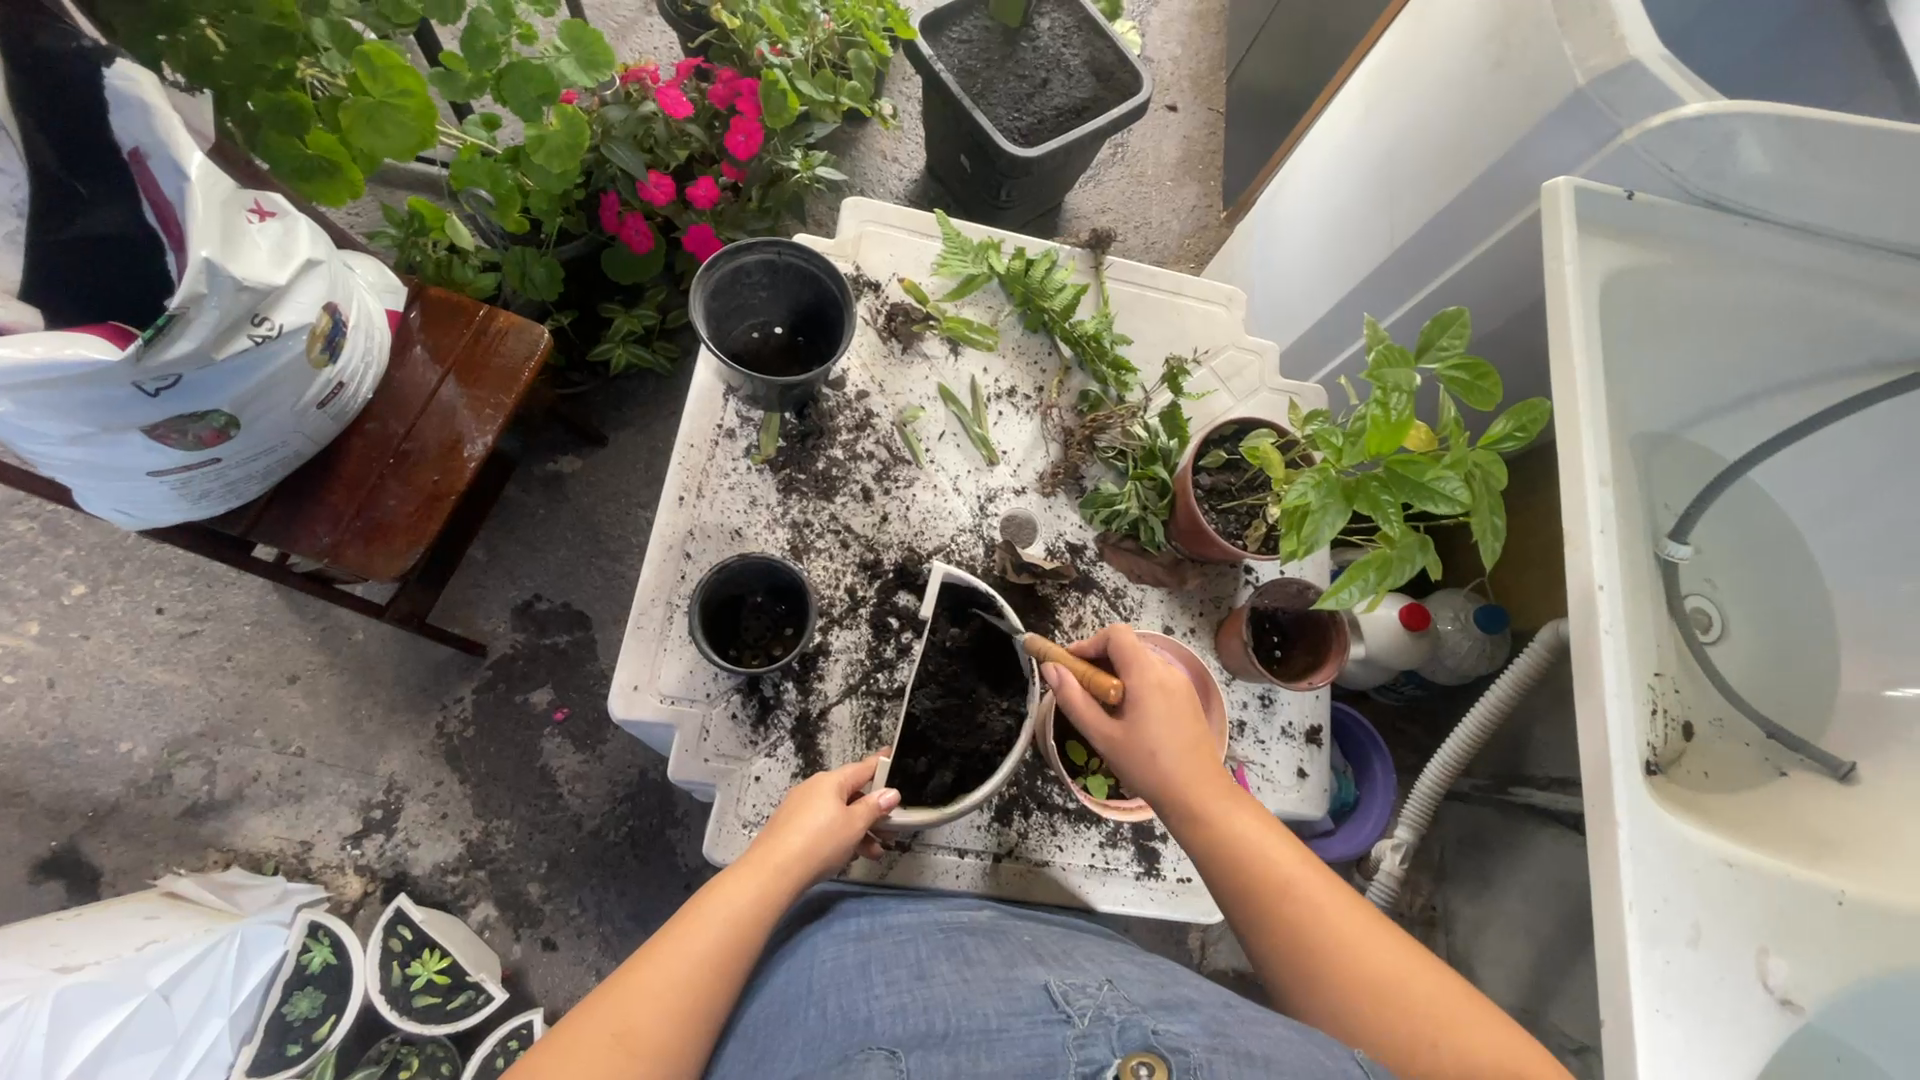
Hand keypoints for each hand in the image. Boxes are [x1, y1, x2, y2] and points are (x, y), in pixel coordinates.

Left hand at [740, 753, 898, 889]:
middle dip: (872, 812)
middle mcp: (814, 788)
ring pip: (837, 813)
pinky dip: (839, 836)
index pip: (862, 768)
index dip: (879, 763)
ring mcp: (799, 807)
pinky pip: (823, 825)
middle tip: (890, 829)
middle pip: (850, 794)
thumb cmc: (820, 842)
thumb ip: (874, 807)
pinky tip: (848, 856)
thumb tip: (890, 792)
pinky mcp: (790, 827)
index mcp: (831, 781)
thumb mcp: (854, 825)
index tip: (891, 754)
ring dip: (858, 830)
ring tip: (874, 853)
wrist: (772, 873)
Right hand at [1043, 623, 1225, 809]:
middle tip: (1080, 688)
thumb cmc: (1147, 766)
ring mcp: (1182, 683)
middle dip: (1099, 660)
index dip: (1089, 643)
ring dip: (1117, 672)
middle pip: (1128, 646)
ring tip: (1102, 706)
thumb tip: (1050, 669)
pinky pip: (1156, 677)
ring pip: (1142, 662)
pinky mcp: (1188, 698)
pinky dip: (1136, 683)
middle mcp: (1167, 669)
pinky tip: (1128, 715)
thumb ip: (1074, 699)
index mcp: (1146, 673)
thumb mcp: (1102, 736)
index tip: (1070, 665)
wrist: (1198, 795)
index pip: (1116, 634)